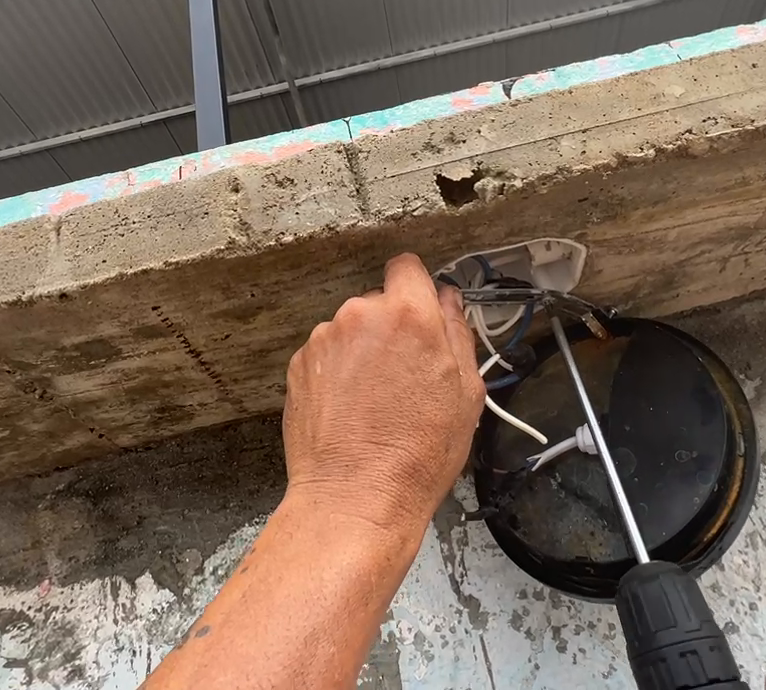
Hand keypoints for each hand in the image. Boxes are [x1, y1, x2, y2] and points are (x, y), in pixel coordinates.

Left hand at [283, 253, 485, 535]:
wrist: (354, 499)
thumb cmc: (418, 453)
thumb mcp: (466, 393)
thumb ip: (457, 333)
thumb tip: (447, 299)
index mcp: (408, 314)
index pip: (407, 266)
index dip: (416, 286)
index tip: (420, 311)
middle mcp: (360, 314)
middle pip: (379, 301)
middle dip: (392, 327)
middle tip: (404, 374)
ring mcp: (324, 338)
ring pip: (352, 329)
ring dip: (362, 350)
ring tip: (373, 400)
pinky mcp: (298, 363)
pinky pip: (326, 353)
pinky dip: (337, 371)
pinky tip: (348, 409)